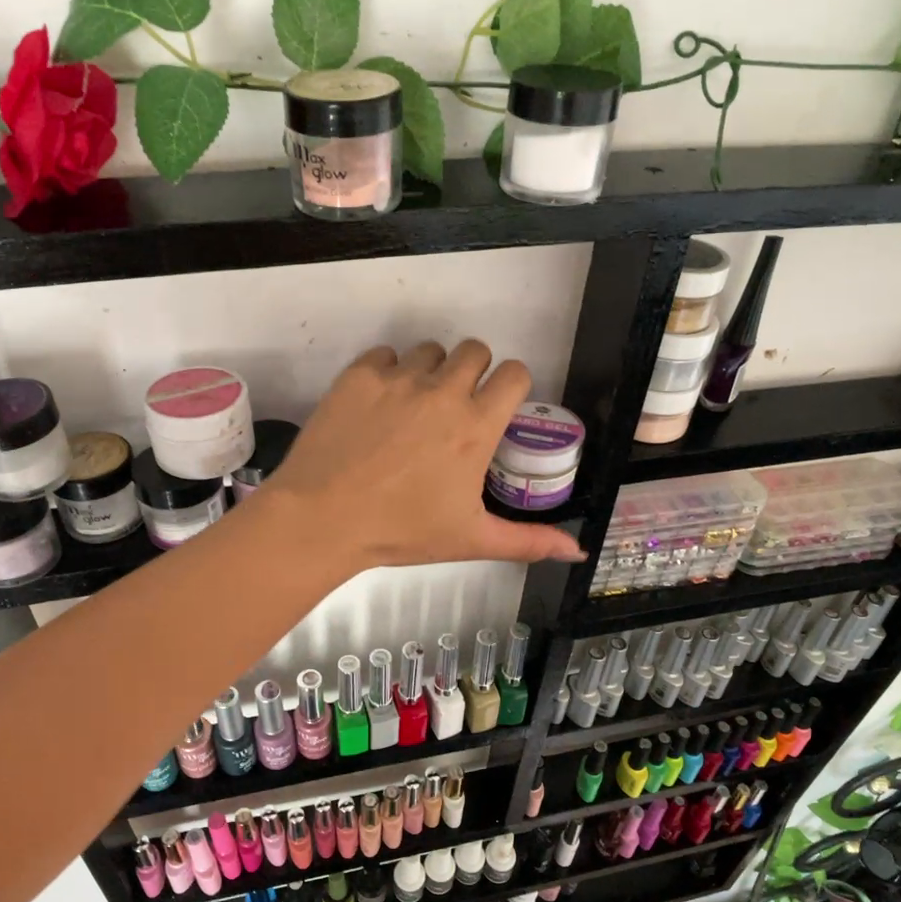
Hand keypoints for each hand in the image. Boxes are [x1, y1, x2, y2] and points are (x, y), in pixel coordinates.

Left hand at [251, 340, 585, 570]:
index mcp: (477, 425)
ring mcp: (399, 379)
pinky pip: (385, 355)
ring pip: (430, 350)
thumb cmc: (401, 531)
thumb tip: (578, 552)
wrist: (322, 519)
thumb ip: (528, 541)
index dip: (511, 386)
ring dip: (431, 371)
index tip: (497, 407)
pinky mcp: (359, 375)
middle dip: (474, 372)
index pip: (515, 373)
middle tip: (455, 408)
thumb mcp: (471, 540)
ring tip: (414, 408)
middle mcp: (443, 391)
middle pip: (476, 350)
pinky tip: (378, 406)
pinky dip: (387, 373)